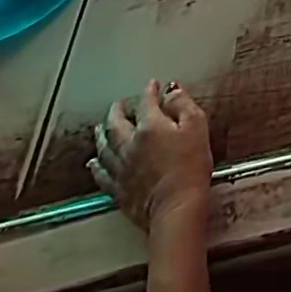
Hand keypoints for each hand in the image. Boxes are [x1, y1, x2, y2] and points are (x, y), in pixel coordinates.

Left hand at [91, 79, 213, 237]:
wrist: (176, 207)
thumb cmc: (191, 164)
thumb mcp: (196, 126)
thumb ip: (183, 105)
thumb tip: (171, 90)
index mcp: (149, 126)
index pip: (146, 103)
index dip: (149, 91)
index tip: (153, 84)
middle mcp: (129, 144)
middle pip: (116, 124)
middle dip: (117, 110)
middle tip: (119, 104)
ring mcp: (119, 168)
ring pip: (104, 147)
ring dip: (102, 134)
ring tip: (101, 127)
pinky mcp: (117, 189)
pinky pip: (101, 174)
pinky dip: (96, 164)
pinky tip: (94, 161)